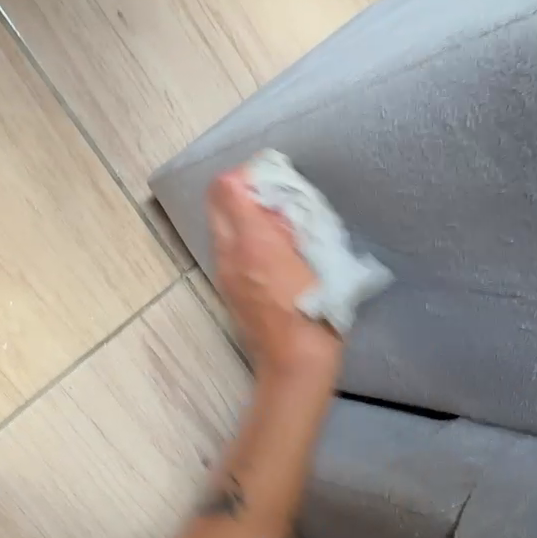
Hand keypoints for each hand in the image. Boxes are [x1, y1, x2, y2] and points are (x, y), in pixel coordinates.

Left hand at [206, 169, 343, 383]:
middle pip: (218, 201)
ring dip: (244, 215)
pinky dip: (244, 238)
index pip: (228, 186)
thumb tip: (282, 202)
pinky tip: (273, 253)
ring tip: (279, 226)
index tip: (277, 179)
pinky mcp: (226, 288)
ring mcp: (223, 272)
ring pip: (222, 225)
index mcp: (251, 240)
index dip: (250, 174)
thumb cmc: (317, 310)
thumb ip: (295, 224)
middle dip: (244, 191)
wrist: (295, 364)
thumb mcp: (319, 259)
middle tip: (277, 199)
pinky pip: (228, 248)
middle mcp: (228, 252)